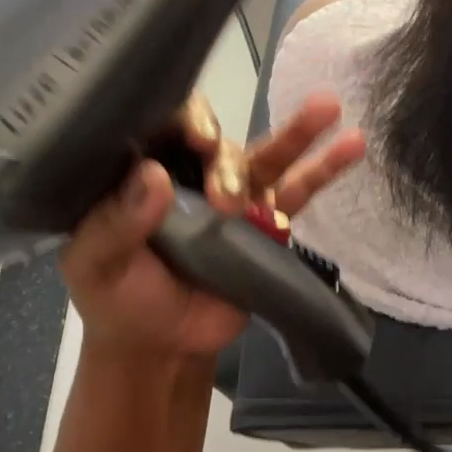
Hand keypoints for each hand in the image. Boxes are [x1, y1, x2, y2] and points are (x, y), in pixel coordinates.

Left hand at [59, 93, 365, 359]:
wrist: (166, 345)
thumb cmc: (119, 299)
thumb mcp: (98, 266)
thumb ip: (117, 224)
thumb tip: (153, 176)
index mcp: (143, 172)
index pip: (164, 126)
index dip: (187, 121)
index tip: (201, 140)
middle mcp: (192, 173)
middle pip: (220, 145)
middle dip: (230, 166)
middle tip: (228, 203)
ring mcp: (236, 195)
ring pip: (268, 156)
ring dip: (299, 132)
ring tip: (328, 106)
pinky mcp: (269, 221)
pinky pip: (299, 190)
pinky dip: (325, 168)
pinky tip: (353, 145)